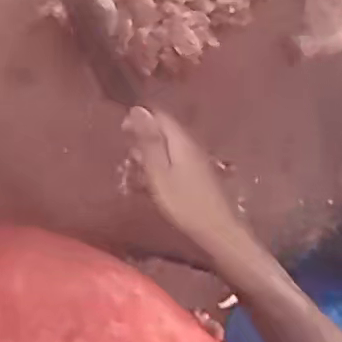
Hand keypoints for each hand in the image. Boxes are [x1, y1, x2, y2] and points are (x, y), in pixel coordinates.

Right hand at [124, 107, 248, 249]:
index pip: (159, 115)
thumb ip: (149, 141)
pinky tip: (154, 180)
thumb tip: (138, 108)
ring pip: (170, 145)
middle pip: (165, 129)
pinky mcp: (200, 174)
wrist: (219, 233)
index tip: (122, 132)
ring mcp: (198, 160)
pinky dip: (161, 164)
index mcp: (180, 141)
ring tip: (136, 168)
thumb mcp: (159, 172)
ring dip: (151, 152)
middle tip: (128, 154)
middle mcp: (191, 145)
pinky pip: (176, 159)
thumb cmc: (184, 203)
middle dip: (144, 136)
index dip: (139, 118)